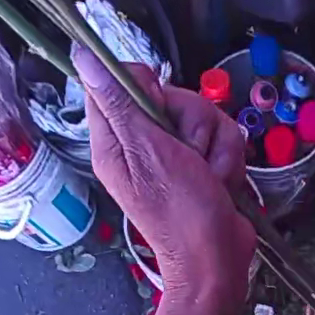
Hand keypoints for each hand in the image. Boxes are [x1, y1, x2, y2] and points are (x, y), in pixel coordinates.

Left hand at [75, 45, 253, 311]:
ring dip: (217, 148)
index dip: (147, 88)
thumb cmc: (181, 214)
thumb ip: (121, 103)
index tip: (162, 110)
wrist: (218, 258)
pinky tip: (221, 183)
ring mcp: (178, 155)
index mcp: (116, 139)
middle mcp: (145, 143)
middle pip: (173, 96)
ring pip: (206, 118)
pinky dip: (229, 162)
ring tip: (210, 177)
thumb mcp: (148, 153)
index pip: (120, 83)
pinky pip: (224, 140)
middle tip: (190, 155)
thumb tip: (85, 55)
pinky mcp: (206, 165)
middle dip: (194, 124)